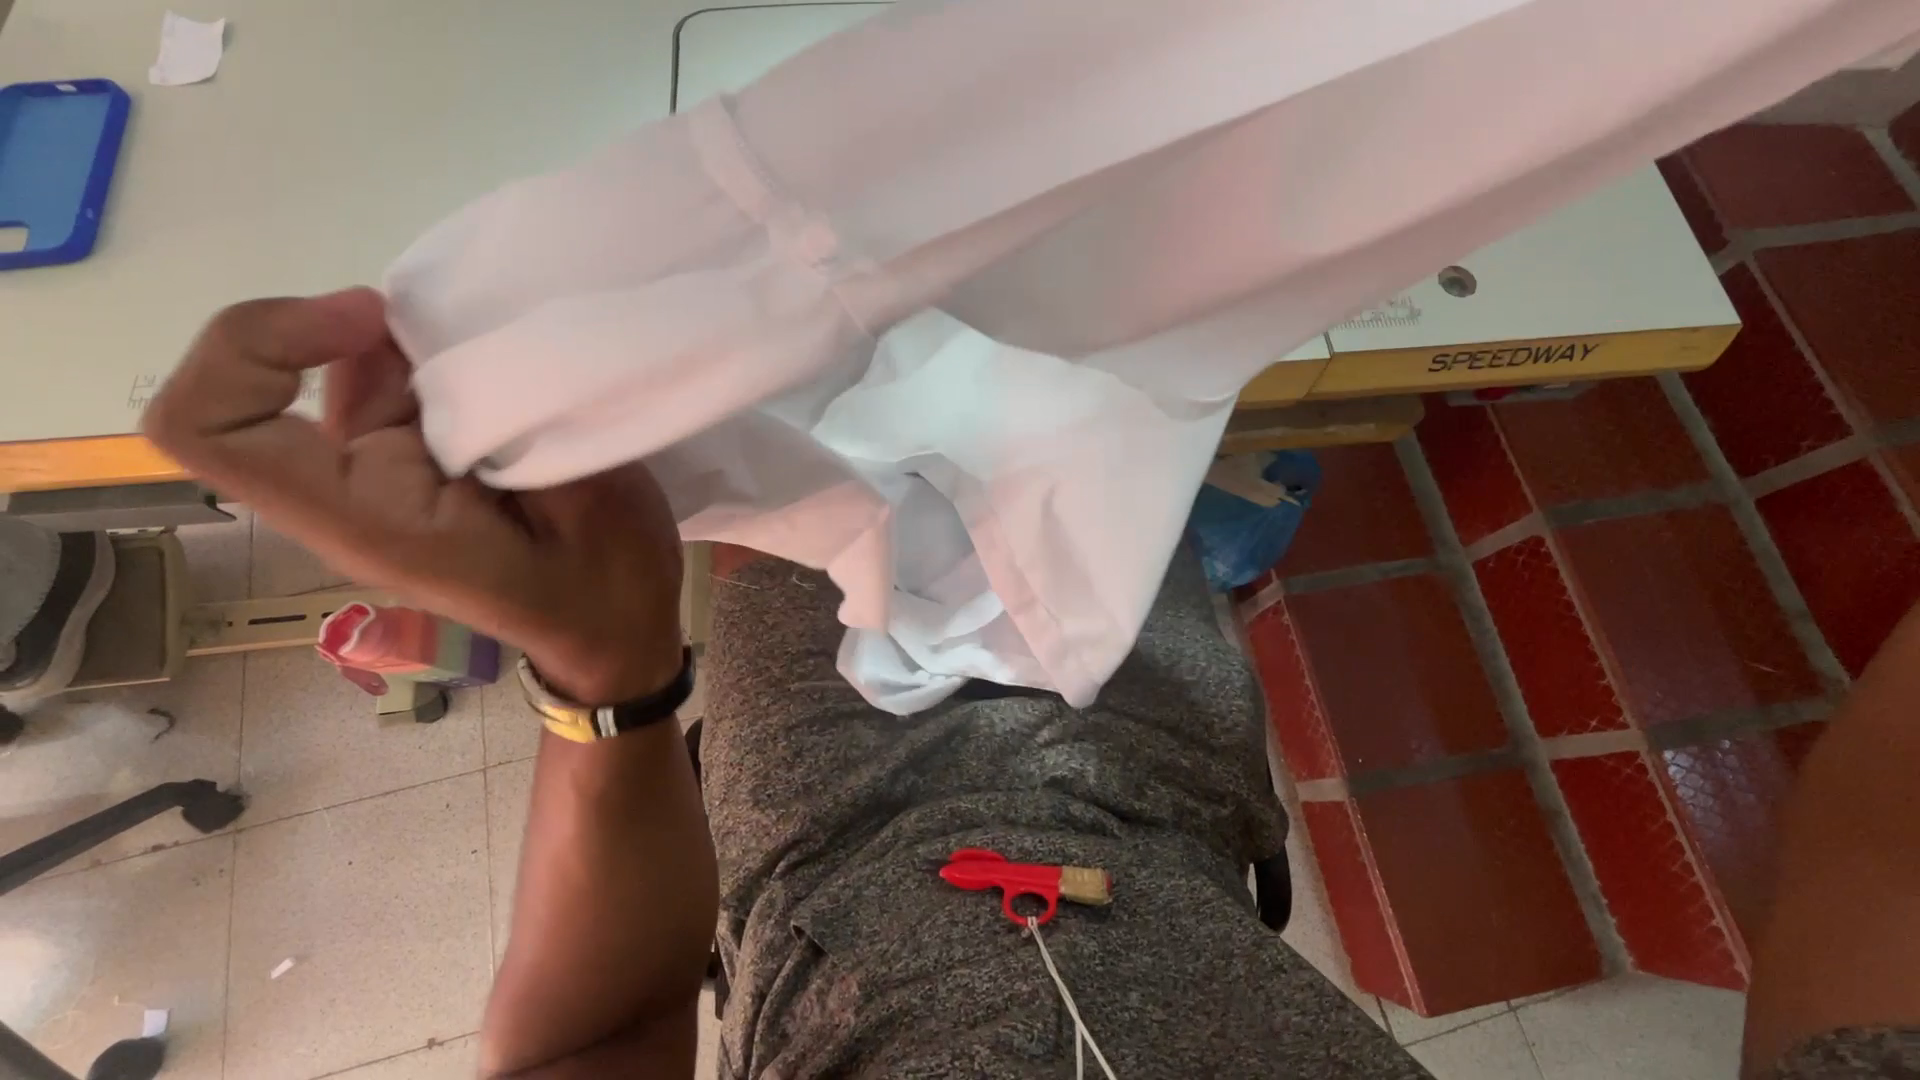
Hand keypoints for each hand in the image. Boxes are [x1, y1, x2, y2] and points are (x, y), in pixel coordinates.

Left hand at [144, 288, 684, 703]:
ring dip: (413, 344)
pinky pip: (397, 390)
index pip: (217, 430)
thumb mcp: (591, 507)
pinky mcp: (425, 467)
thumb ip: (529, 431)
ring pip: (345, 373)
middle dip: (364, 329)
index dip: (256, 347)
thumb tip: (480, 354)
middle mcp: (358, 493)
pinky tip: (511, 372)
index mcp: (376, 520)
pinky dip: (439, 360)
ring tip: (506, 353)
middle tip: (470, 328)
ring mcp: (388, 479)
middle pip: (281, 379)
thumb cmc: (606, 590)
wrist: (615, 628)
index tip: (369, 320)